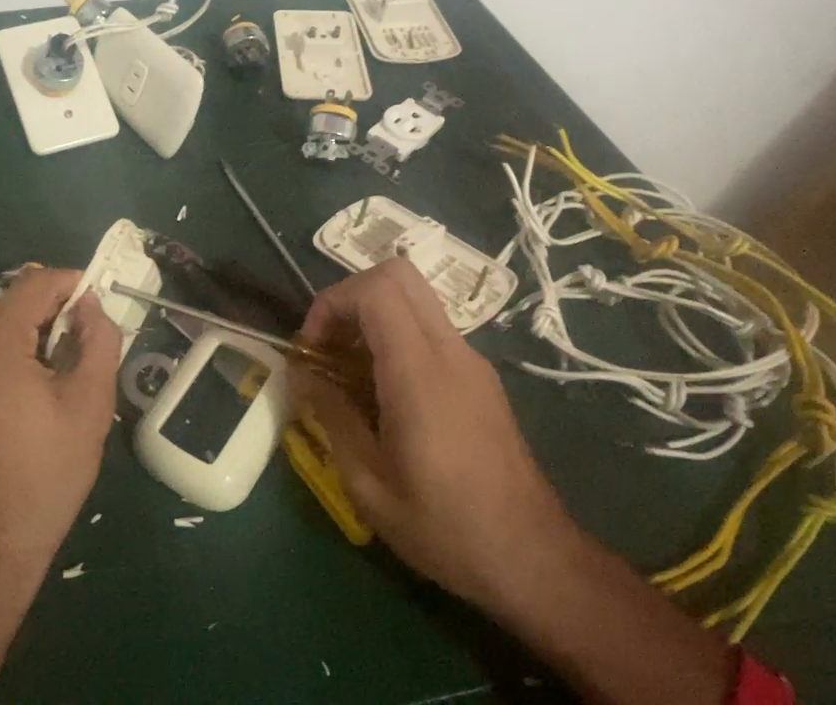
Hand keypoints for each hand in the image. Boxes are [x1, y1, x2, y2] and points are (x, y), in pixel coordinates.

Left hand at [0, 268, 121, 574]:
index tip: (98, 304)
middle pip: (11, 306)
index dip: (72, 285)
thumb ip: (99, 340)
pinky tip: (17, 397)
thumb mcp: (90, 404)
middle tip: (81, 352)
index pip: (35, 283)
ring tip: (50, 381)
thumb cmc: (46, 473)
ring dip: (24, 339)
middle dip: (49, 317)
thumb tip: (91, 304)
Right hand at [295, 259, 575, 606]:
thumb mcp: (368, 483)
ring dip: (372, 318)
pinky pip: (431, 331)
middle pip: (399, 275)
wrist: (533, 560)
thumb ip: (332, 416)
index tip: (311, 349)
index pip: (375, 289)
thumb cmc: (444, 528)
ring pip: (416, 299)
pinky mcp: (481, 380)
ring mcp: (472, 363)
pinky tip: (381, 396)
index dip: (331, 303)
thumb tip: (302, 374)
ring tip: (347, 375)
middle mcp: (451, 353)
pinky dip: (395, 339)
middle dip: (350, 298)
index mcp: (420, 373)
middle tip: (327, 347)